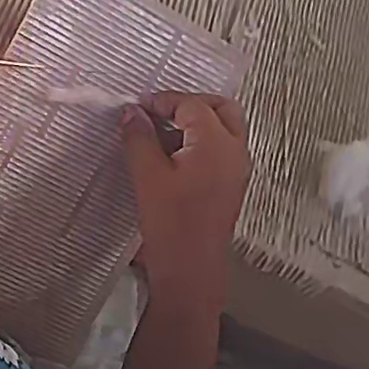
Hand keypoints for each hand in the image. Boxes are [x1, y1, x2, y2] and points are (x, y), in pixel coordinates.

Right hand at [119, 93, 251, 316]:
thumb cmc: (170, 222)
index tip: (137, 106)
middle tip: (156, 111)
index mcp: (217, 144)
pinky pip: (220, 149)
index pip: (193, 106)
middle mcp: (235, 151)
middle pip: (220, 109)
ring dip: (194, 122)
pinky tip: (169, 157)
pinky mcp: (230, 184)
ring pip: (223, 128)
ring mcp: (237, 169)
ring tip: (158, 134)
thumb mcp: (147, 176)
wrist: (191, 267)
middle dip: (188, 104)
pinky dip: (198, 142)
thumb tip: (131, 113)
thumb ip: (139, 139)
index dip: (164, 101)